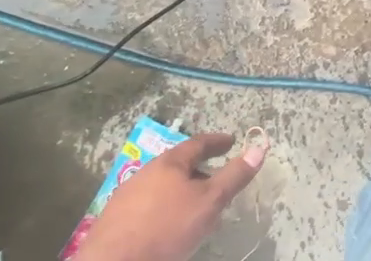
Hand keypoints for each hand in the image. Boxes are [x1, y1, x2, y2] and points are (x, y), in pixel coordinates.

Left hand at [75, 132, 266, 260]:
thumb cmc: (166, 229)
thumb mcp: (210, 202)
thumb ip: (235, 175)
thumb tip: (260, 148)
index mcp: (168, 163)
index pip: (198, 142)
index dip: (217, 141)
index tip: (231, 142)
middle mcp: (144, 174)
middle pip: (177, 164)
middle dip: (199, 169)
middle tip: (216, 178)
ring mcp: (124, 199)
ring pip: (159, 186)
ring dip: (179, 190)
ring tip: (193, 205)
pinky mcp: (111, 223)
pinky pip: (144, 206)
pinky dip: (162, 208)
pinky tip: (166, 225)